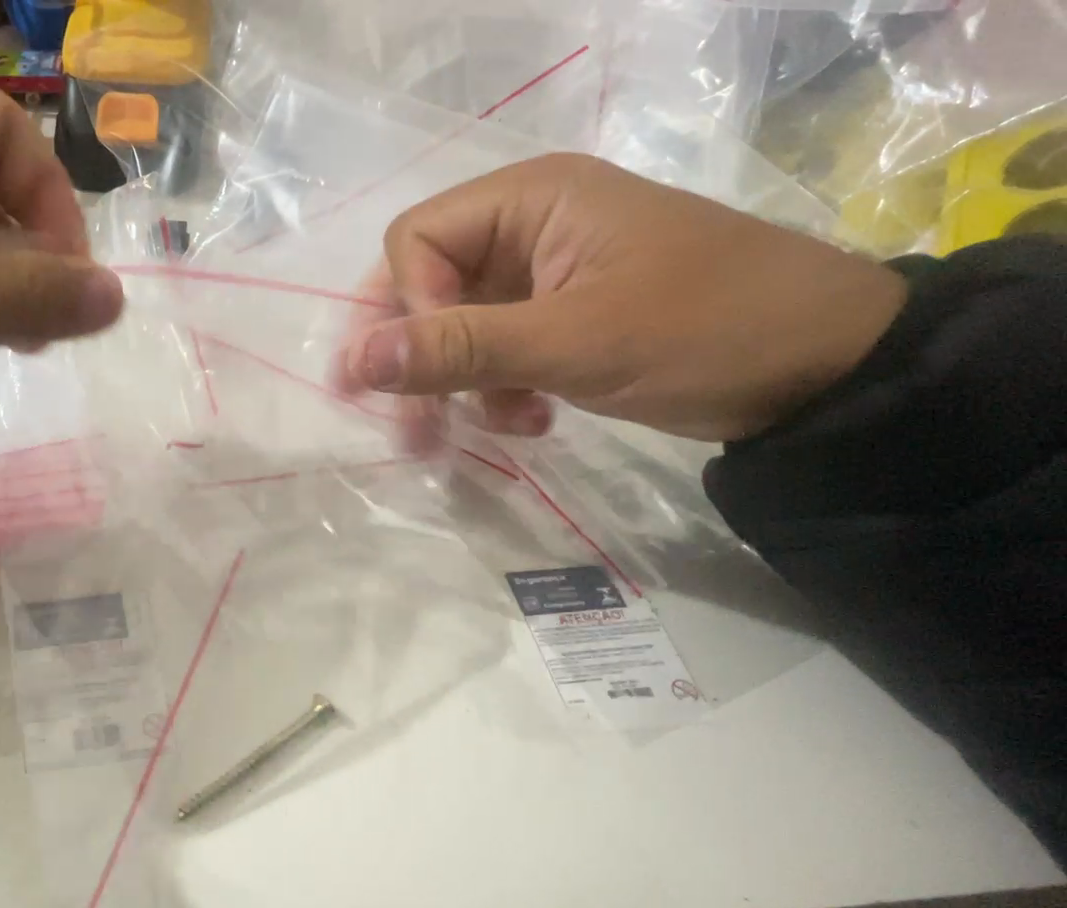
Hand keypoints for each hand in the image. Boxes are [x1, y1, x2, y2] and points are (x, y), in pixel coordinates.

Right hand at [339, 153, 908, 443]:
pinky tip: (528, 422)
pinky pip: (492, 351)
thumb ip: (458, 349)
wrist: (828, 370)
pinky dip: (494, 392)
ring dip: (455, 385)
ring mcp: (544, 276)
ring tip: (484, 433)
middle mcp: (528, 228)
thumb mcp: (574, 342)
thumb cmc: (708, 331)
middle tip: (411, 431)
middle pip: (426, 287)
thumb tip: (354, 362)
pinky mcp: (560, 319)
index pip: (416, 242)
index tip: (431, 368)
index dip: (408, 306)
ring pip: (454, 328)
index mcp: (532, 200)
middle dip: (416, 359)